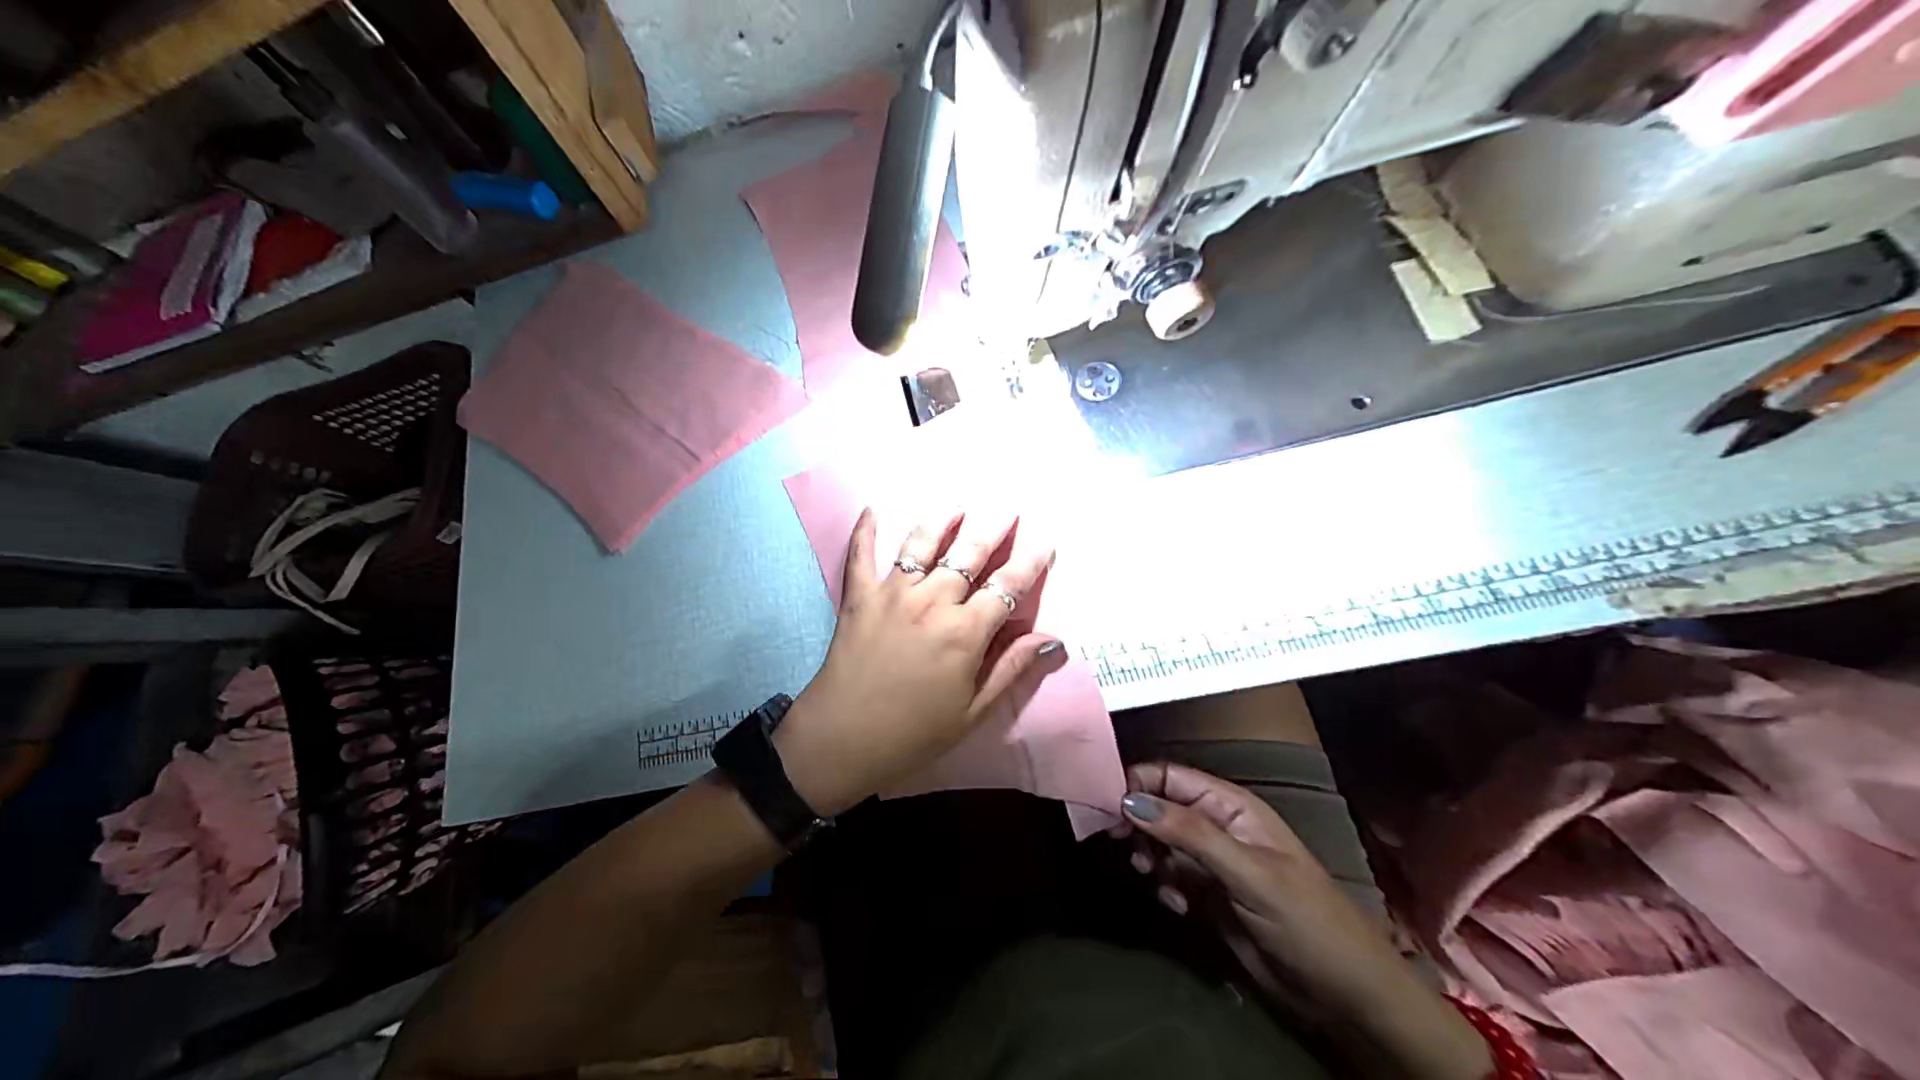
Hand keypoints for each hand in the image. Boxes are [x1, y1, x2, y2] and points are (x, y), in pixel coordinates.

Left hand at [772, 508, 1063, 816]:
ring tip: (957, 505)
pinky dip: (866, 530)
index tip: (1045, 544)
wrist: (841, 739)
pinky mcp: (859, 597)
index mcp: (965, 632)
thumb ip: (1010, 668)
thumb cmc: (913, 733)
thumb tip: (1050, 637)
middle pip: (969, 555)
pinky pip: (862, 555)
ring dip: (943, 521)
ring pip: (922, 545)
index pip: (1008, 588)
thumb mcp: (972, 711)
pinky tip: (871, 509)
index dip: (1030, 564)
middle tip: (1008, 509)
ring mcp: (893, 594)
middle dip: (994, 530)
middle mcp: (932, 601)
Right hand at [1119, 764, 1493, 1079]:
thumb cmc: (1306, 920)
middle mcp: (1217, 826)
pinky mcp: (1208, 895)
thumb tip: (1131, 801)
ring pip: (1160, 842)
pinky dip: (1164, 885)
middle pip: (1159, 807)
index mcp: (1231, 806)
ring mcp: (1212, 862)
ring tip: (1152, 876)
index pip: (1170, 777)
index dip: (1136, 783)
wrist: (1343, 993)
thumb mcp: (1249, 872)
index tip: (1103, 804)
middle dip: (1137, 822)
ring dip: (1150, 856)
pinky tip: (1177, 904)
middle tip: (1121, 844)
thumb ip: (1191, 833)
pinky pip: (1169, 876)